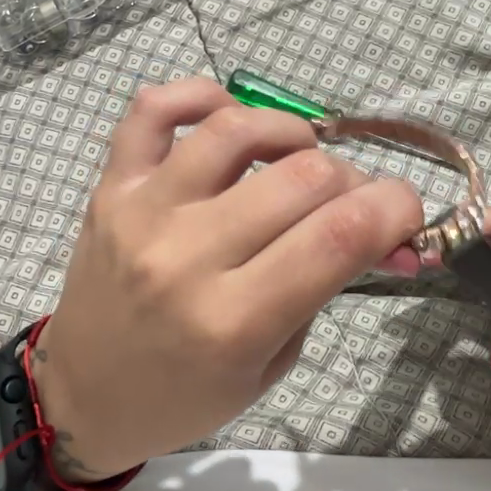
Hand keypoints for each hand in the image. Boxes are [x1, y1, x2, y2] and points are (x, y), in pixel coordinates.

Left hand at [28, 77, 423, 481]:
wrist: (85, 395)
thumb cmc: (186, 395)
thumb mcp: (272, 364)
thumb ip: (326, 288)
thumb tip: (387, 231)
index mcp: (233, 322)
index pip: (340, 236)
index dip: (396, 208)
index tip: (405, 211)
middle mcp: (186, 258)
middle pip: (301, 178)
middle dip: (354, 180)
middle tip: (351, 199)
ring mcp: (142, 213)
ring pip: (235, 130)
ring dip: (291, 132)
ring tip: (300, 158)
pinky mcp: (110, 186)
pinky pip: (152, 110)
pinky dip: (201, 95)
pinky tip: (230, 119)